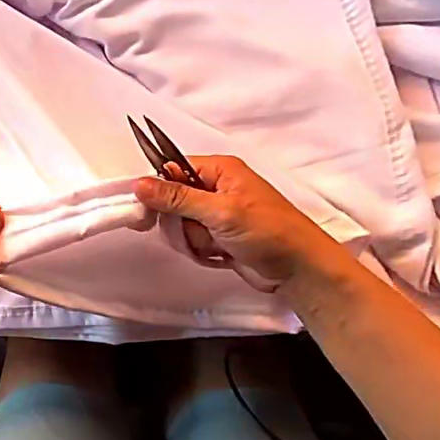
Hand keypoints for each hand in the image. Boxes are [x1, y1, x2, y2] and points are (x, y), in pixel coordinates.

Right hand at [134, 155, 349, 291]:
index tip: (146, 209)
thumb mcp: (219, 212)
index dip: (156, 189)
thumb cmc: (270, 232)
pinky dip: (199, 250)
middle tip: (194, 231)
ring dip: (190, 239)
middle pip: (170, 199)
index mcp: (219, 169)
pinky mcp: (216, 235)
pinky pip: (189, 240)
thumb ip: (177, 198)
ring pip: (177, 224)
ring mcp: (215, 213)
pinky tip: (219, 253)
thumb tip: (140, 184)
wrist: (299, 270)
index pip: (170, 170)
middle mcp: (215, 187)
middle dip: (178, 221)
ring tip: (215, 244)